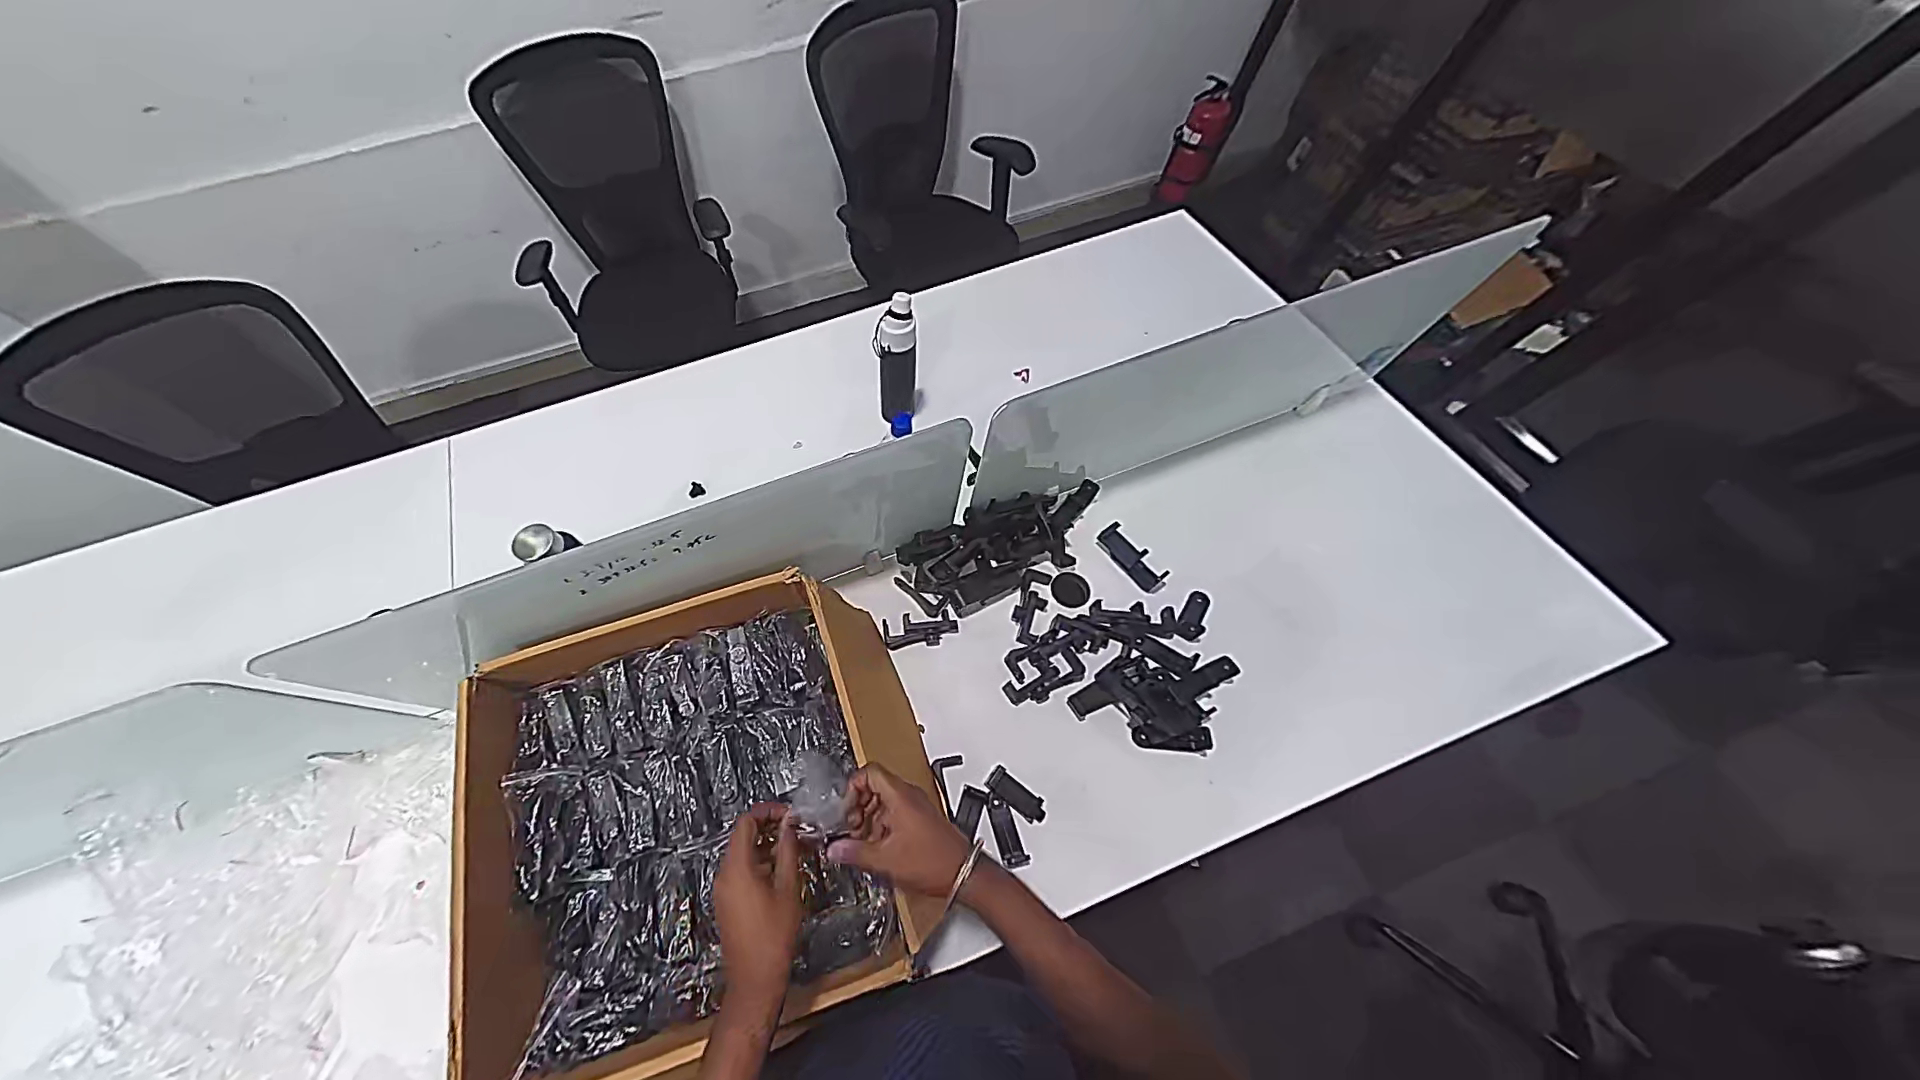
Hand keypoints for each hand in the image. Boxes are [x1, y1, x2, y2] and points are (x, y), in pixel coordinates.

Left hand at [713, 804, 801, 1004]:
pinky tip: (783, 868)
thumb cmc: (774, 934)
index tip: (790, 815)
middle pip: (742, 836)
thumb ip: (788, 849)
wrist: (756, 978)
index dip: (767, 812)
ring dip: (767, 845)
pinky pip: (741, 870)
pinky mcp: (727, 901)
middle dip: (769, 827)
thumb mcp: (788, 885)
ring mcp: (723, 889)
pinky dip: (761, 862)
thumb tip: (790, 825)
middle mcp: (724, 875)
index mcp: (736, 868)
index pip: (745, 823)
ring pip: (743, 853)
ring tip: (795, 847)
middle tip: (796, 829)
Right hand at [826, 765, 972, 897]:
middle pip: (875, 785)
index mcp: (900, 796)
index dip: (853, 788)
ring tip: (862, 839)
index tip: (846, 809)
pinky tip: (878, 846)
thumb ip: (855, 852)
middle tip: (851, 827)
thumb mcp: (885, 859)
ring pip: (884, 799)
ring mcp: (916, 805)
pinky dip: (882, 824)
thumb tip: (835, 849)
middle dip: (858, 806)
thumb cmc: (934, 861)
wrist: (962, 872)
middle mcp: (909, 795)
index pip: (870, 772)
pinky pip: (894, 811)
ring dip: (869, 817)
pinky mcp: (920, 817)